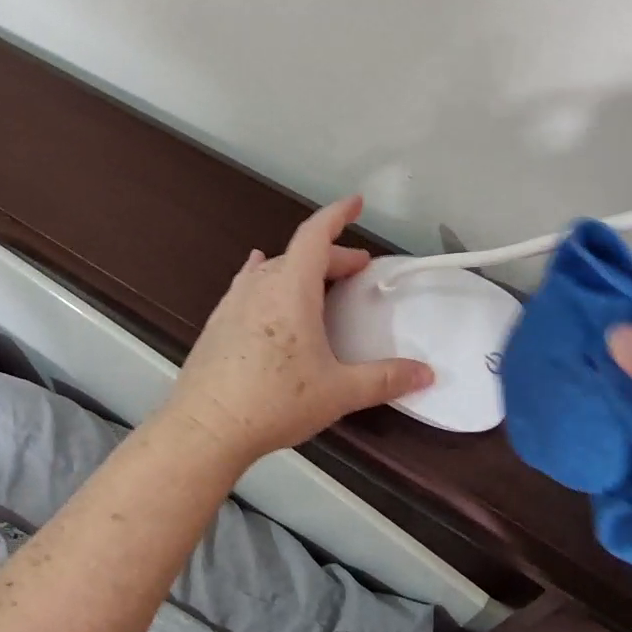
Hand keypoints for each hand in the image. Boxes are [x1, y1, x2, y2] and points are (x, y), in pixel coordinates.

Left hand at [160, 195, 433, 466]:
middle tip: (355, 270)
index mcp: (291, 290)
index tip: (355, 203)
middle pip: (298, 255)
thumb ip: (384, 380)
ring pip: (270, 271)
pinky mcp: (216, 325)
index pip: (315, 236)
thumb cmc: (273, 403)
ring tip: (316, 281)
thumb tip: (424, 374)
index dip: (337, 215)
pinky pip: (246, 289)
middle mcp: (259, 287)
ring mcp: (232, 304)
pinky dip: (265, 281)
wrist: (206, 427)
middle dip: (330, 256)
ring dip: (298, 271)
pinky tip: (260, 287)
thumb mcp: (338, 392)